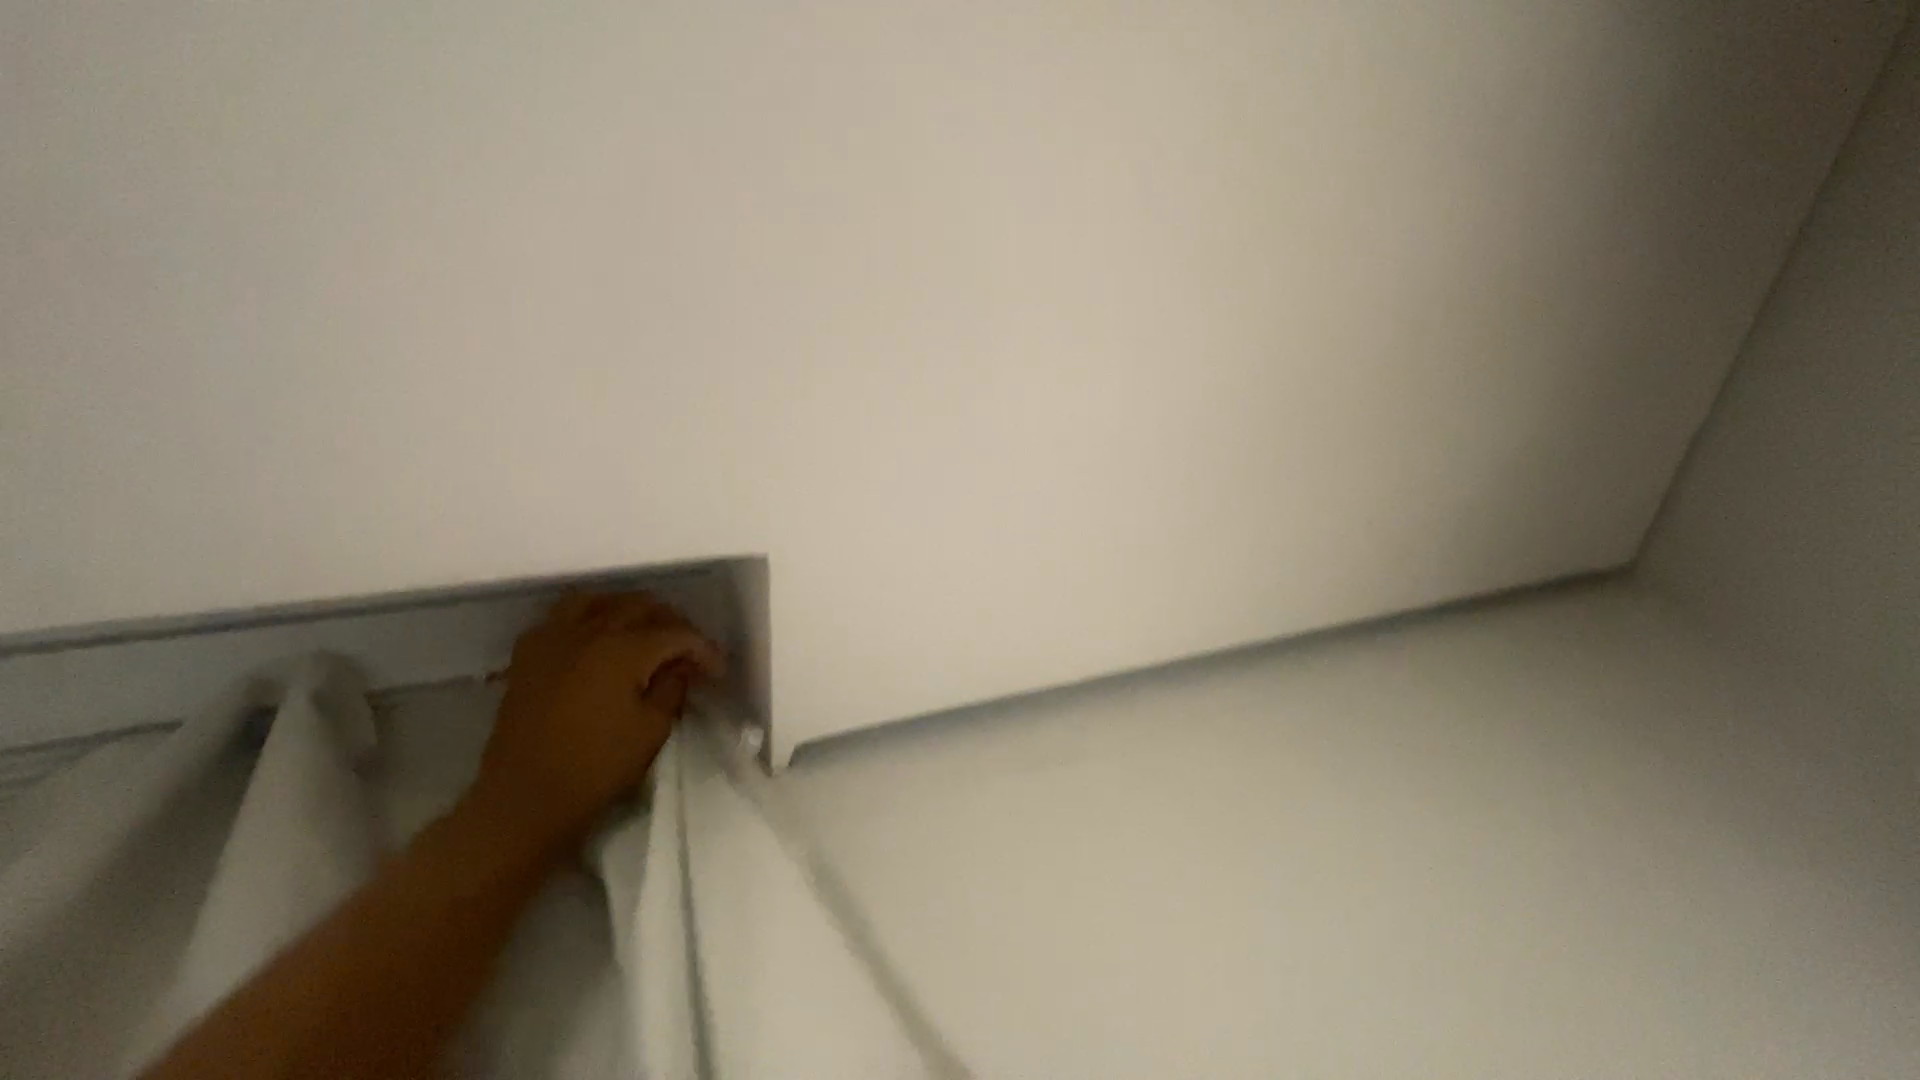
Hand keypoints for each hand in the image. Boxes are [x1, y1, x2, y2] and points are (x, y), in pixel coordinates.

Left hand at [467, 591, 725, 852]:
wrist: (525, 798)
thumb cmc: (597, 767)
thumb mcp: (652, 729)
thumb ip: (672, 686)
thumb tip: (682, 665)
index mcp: (623, 650)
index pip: (676, 633)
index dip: (703, 649)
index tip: (716, 671)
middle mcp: (588, 632)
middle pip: (638, 606)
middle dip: (670, 622)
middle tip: (685, 650)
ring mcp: (552, 639)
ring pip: (595, 600)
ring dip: (625, 609)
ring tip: (640, 631)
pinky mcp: (527, 656)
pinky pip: (559, 618)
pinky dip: (584, 619)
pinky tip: (594, 640)